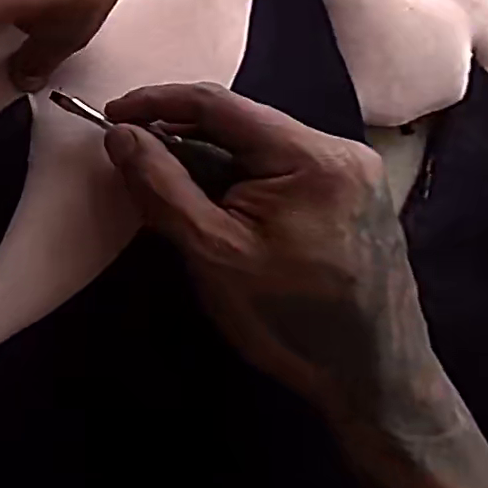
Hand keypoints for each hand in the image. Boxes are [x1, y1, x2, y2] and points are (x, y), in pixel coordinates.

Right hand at [102, 83, 448, 428]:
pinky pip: (269, 166)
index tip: (111, 114)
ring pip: (249, 145)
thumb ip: (161, 185)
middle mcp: (337, 150)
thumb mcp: (212, 252)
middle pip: (235, 122)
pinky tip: (210, 207)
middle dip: (177, 136)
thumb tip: (119, 134)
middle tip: (133, 159)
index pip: (219, 104)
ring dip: (200, 160)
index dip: (155, 102)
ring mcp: (347, 172)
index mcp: (312, 157)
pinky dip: (228, 177)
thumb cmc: (290, 320)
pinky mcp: (344, 194)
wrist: (377, 385)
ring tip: (168, 192)